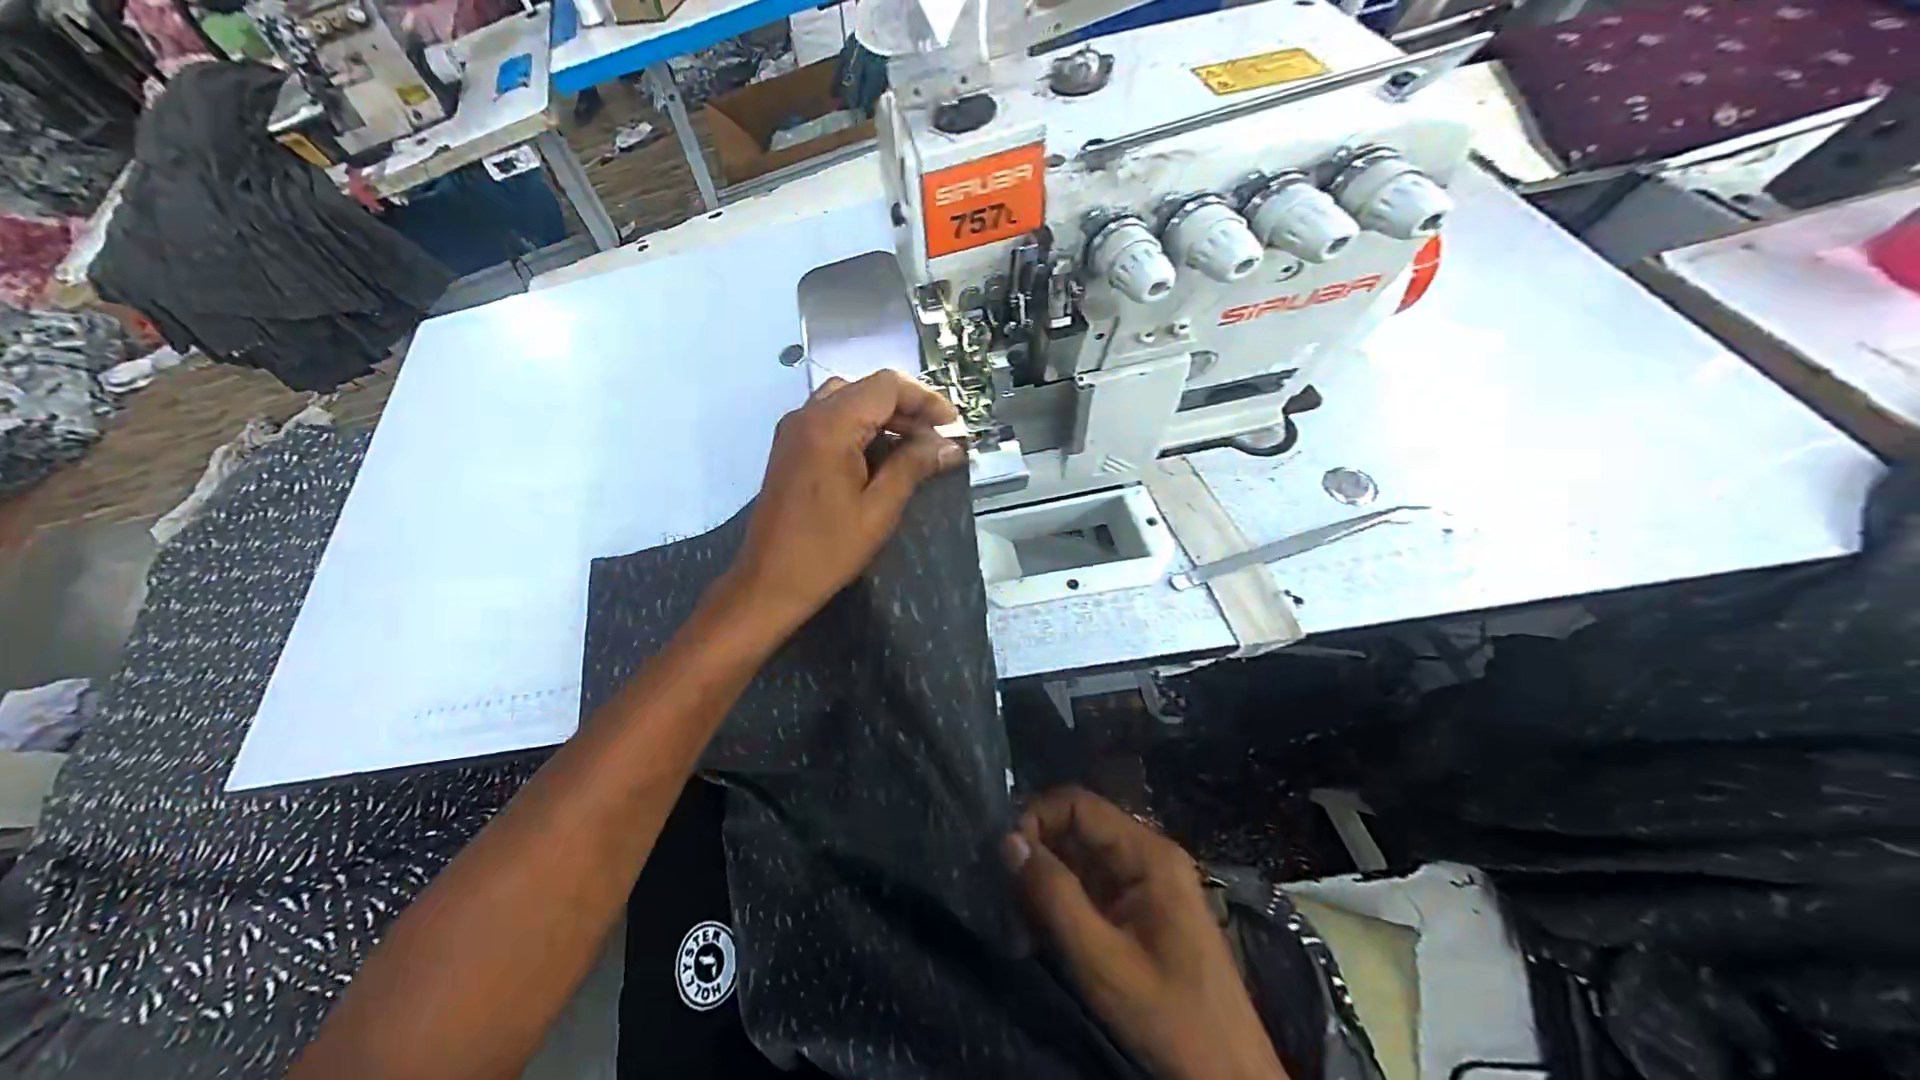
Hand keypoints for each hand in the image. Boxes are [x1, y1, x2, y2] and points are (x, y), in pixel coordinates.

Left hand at [722, 369, 963, 635]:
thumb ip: (913, 466)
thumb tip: (948, 446)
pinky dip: (861, 427)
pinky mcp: (790, 447)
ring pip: (848, 400)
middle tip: (937, 438)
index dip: (924, 399)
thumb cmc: (827, 550)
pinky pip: (831, 419)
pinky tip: (882, 455)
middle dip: (907, 408)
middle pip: (867, 389)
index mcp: (829, 426)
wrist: (770, 581)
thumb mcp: (879, 509)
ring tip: (915, 446)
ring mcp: (794, 430)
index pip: (886, 386)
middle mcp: (807, 416)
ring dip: (885, 416)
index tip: (950, 425)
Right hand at [1003, 789, 1288, 1079]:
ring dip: (1046, 884)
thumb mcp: (1100, 959)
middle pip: (1078, 830)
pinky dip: (1063, 905)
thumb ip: (1053, 895)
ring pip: (1080, 860)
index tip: (1005, 860)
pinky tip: (1043, 937)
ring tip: (1022, 924)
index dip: (1036, 819)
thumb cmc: (1168, 1017)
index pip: (1078, 804)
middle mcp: (1149, 856)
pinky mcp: (1142, 911)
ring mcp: (1147, 883)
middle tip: (1008, 898)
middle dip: (1038, 856)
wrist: (1228, 1079)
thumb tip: (1008, 840)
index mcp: (1149, 854)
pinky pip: (1091, 888)